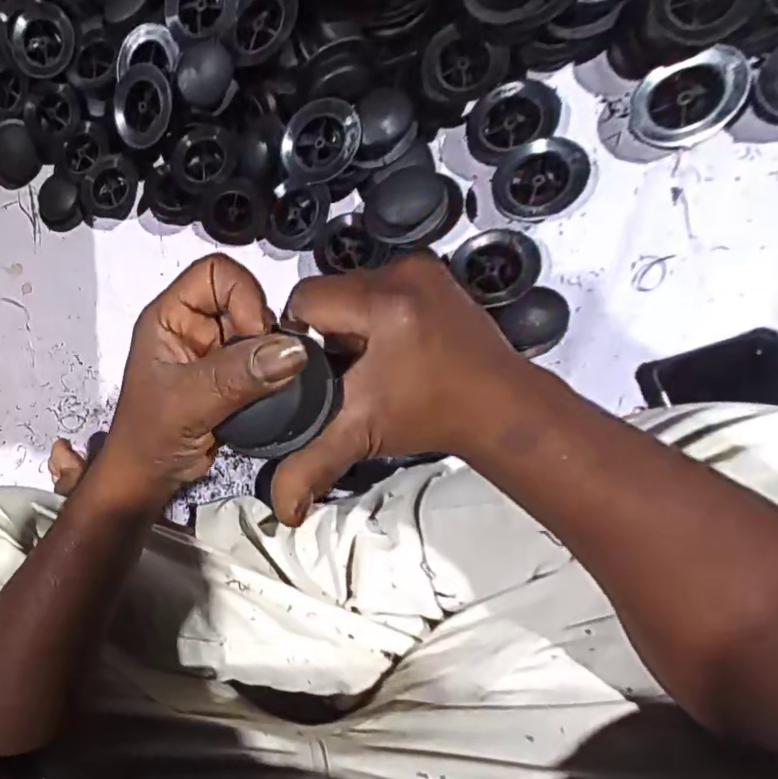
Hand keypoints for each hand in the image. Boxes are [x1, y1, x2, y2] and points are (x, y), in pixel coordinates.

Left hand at [78, 254, 308, 510]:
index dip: (242, 295)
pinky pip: (264, 362)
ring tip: (266, 383)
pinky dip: (273, 374)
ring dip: (270, 354)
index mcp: (169, 318)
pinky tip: (269, 393)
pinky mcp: (231, 379)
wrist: (148, 480)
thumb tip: (289, 351)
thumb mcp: (188, 402)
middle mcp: (192, 328)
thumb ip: (236, 376)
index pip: (215, 273)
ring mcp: (213, 354)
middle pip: (244, 299)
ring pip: (258, 332)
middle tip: (267, 364)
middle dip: (260, 329)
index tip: (253, 335)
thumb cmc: (147, 439)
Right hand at [269, 252, 538, 524]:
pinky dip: (371, 316)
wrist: (496, 408)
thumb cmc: (438, 413)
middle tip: (343, 370)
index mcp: (385, 304)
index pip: (303, 299)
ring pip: (350, 289)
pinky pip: (377, 288)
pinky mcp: (432, 277)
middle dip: (323, 333)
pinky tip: (383, 347)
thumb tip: (282, 506)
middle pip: (326, 292)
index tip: (313, 367)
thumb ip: (312, 466)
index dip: (296, 337)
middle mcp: (405, 275)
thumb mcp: (359, 436)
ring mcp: (422, 272)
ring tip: (364, 360)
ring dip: (346, 325)